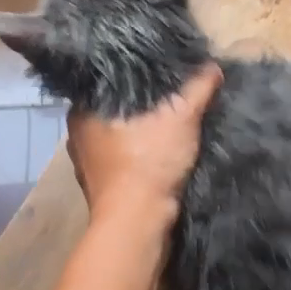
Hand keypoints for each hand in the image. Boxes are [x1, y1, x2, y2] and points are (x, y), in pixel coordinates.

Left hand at [67, 64, 221, 224]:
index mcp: (82, 110)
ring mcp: (85, 163)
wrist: (136, 225)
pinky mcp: (99, 186)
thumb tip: (213, 64)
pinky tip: (157, 145)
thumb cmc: (148, 162)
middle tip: (167, 86)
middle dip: (138, 99)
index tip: (156, 64)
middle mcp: (77, 134)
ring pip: (116, 133)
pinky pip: (120, 156)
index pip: (107, 77)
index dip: (133, 69)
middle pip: (112, 105)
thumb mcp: (181, 118)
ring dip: (138, 127)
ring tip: (166, 113)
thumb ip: (198, 88)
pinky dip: (136, 150)